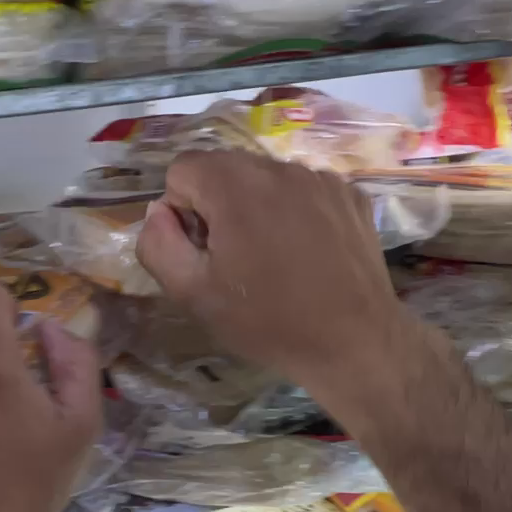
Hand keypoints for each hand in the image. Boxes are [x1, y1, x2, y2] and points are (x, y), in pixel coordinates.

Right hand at [135, 149, 411, 404]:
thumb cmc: (265, 321)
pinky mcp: (350, 195)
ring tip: (270, 258)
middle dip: (215, 205)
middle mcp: (279, 168)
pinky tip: (302, 253)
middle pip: (224, 168)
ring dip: (253, 208)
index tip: (201, 249)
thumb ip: (158, 244)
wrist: (353, 343)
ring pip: (263, 178)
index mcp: (235, 186)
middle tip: (231, 258)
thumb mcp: (191, 293)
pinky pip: (301, 190)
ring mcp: (320, 178)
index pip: (182, 168)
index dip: (181, 210)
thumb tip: (160, 212)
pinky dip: (291, 213)